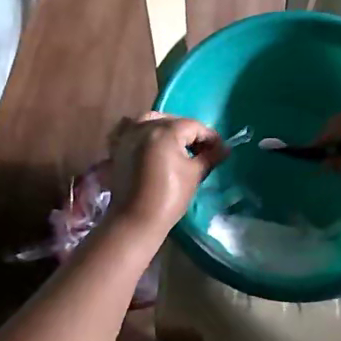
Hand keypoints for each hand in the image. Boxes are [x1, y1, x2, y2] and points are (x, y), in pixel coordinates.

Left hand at [105, 113, 226, 233]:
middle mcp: (143, 127)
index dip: (210, 137)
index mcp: (165, 131)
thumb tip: (224, 149)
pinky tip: (146, 142)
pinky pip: (127, 130)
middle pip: (171, 121)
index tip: (220, 150)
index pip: (193, 126)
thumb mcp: (194, 174)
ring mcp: (126, 136)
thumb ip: (210, 156)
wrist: (137, 219)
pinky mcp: (116, 148)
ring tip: (174, 144)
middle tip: (200, 149)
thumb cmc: (170, 197)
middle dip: (187, 132)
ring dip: (163, 127)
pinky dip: (138, 131)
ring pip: (148, 120)